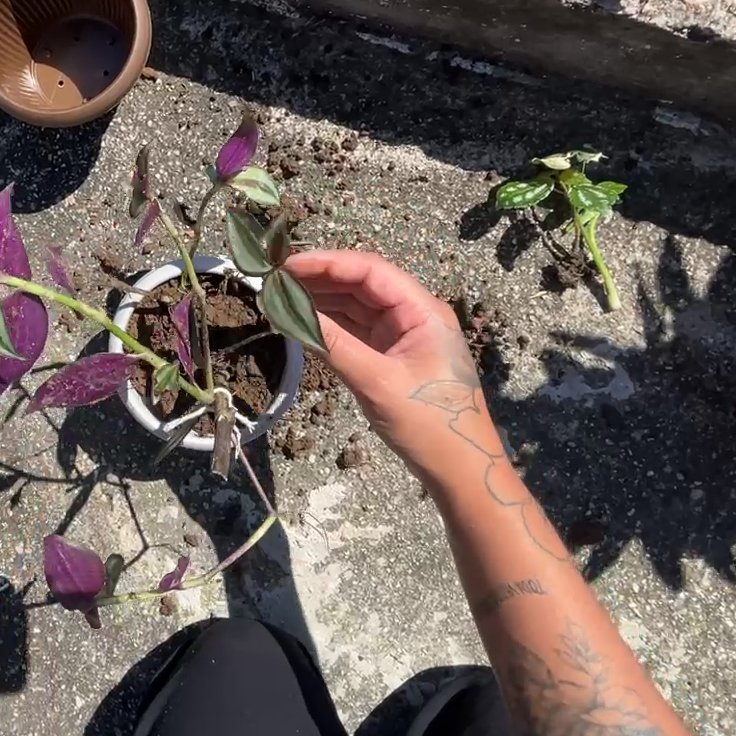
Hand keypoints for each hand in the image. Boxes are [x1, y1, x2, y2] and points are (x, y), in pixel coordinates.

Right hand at [284, 250, 498, 489]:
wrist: (461, 472)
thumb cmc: (429, 424)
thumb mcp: (377, 382)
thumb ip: (332, 343)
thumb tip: (287, 312)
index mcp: (422, 310)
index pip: (368, 270)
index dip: (325, 263)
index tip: (285, 266)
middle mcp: (412, 314)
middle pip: (359, 283)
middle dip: (318, 279)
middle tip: (273, 279)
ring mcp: (401, 334)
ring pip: (354, 305)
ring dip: (319, 299)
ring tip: (279, 296)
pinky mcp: (390, 354)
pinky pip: (354, 328)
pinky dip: (327, 323)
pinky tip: (299, 320)